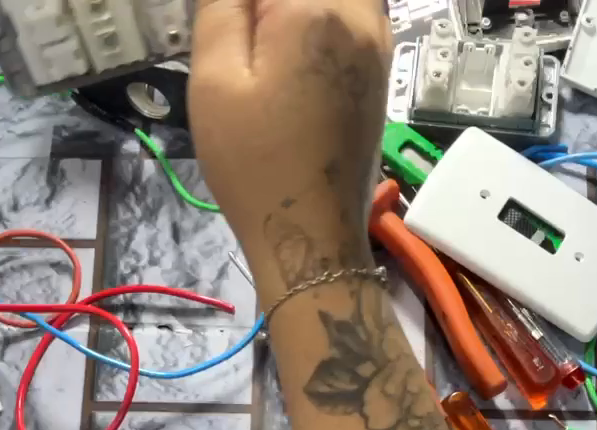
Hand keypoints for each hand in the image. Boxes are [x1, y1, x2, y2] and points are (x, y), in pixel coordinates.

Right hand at [188, 0, 390, 302]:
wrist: (312, 239)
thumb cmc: (257, 169)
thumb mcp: (215, 80)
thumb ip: (222, 4)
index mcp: (317, 6)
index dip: (237, 7)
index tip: (225, 29)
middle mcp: (361, 14)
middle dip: (265, 7)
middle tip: (240, 34)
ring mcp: (379, 44)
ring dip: (289, 14)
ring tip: (261, 46)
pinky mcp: (381, 73)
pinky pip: (351, 13)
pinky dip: (317, 20)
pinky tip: (289, 57)